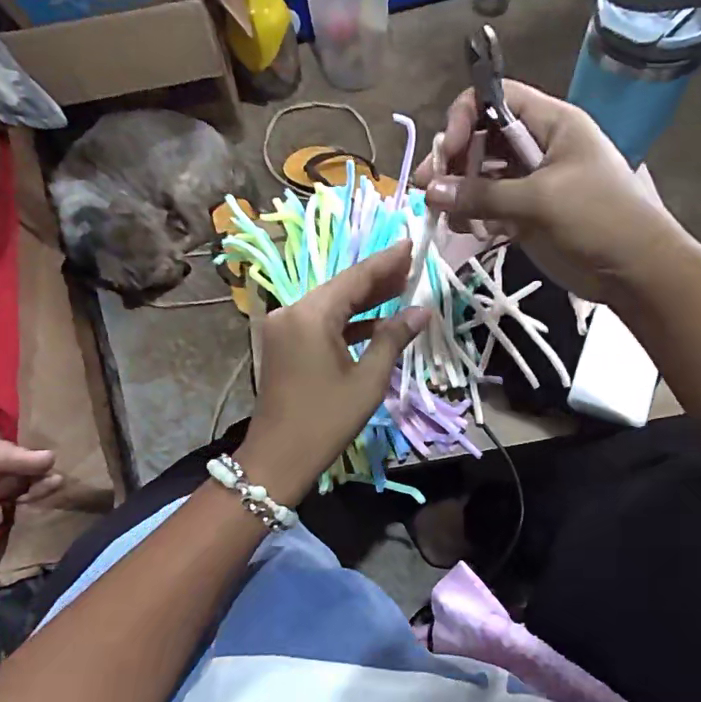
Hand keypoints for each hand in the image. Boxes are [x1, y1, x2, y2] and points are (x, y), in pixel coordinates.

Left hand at [235, 244, 428, 504]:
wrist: (279, 456)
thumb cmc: (327, 419)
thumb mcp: (368, 380)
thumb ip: (393, 339)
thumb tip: (421, 312)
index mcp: (311, 315)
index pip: (355, 278)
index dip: (386, 262)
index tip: (410, 244)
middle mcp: (292, 312)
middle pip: (341, 287)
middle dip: (376, 279)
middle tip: (411, 266)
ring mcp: (283, 328)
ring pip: (330, 304)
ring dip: (363, 301)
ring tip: (400, 289)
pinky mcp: (282, 344)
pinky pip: (319, 322)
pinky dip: (346, 321)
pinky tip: (374, 322)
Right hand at [414, 79, 696, 304]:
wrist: (634, 270)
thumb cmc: (598, 219)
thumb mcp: (541, 200)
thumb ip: (484, 194)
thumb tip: (432, 191)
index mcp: (552, 123)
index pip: (496, 98)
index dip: (466, 117)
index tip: (448, 150)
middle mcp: (538, 147)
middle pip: (483, 138)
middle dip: (454, 161)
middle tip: (429, 189)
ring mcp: (532, 183)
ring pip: (483, 177)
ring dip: (460, 193)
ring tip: (445, 216)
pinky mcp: (528, 216)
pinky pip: (490, 208)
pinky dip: (474, 216)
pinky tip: (467, 229)